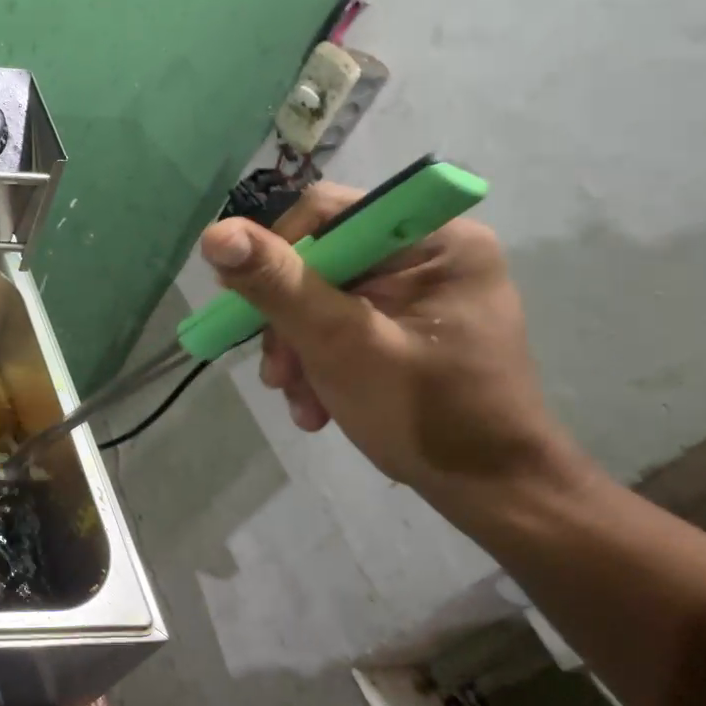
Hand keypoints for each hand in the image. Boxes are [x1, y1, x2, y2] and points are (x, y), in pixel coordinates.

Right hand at [198, 183, 581, 495]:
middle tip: (276, 372)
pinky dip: (316, 360)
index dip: (275, 254)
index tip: (246, 305)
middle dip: (286, 319)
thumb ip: (278, 284)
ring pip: (318, 296)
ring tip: (297, 397)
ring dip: (294, 348)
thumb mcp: (340, 344)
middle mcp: (429, 253)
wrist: (491, 492)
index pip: (325, 213)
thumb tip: (214, 234)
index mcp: (436, 240)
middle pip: (317, 260)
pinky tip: (314, 402)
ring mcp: (418, 292)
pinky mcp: (406, 324)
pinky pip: (337, 322)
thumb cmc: (427, 413)